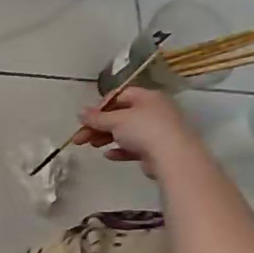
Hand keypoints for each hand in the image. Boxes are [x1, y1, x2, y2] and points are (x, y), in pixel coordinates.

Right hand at [73, 86, 206, 179]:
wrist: (173, 157)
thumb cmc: (144, 130)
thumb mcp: (116, 120)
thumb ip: (97, 117)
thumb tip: (80, 112)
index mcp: (147, 97)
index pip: (120, 95)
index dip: (101, 106)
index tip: (87, 119)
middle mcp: (154, 110)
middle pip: (121, 115)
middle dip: (99, 126)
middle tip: (81, 138)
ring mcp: (158, 130)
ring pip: (127, 131)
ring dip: (107, 137)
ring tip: (93, 146)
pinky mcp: (158, 149)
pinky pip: (136, 147)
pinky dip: (121, 150)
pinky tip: (109, 155)